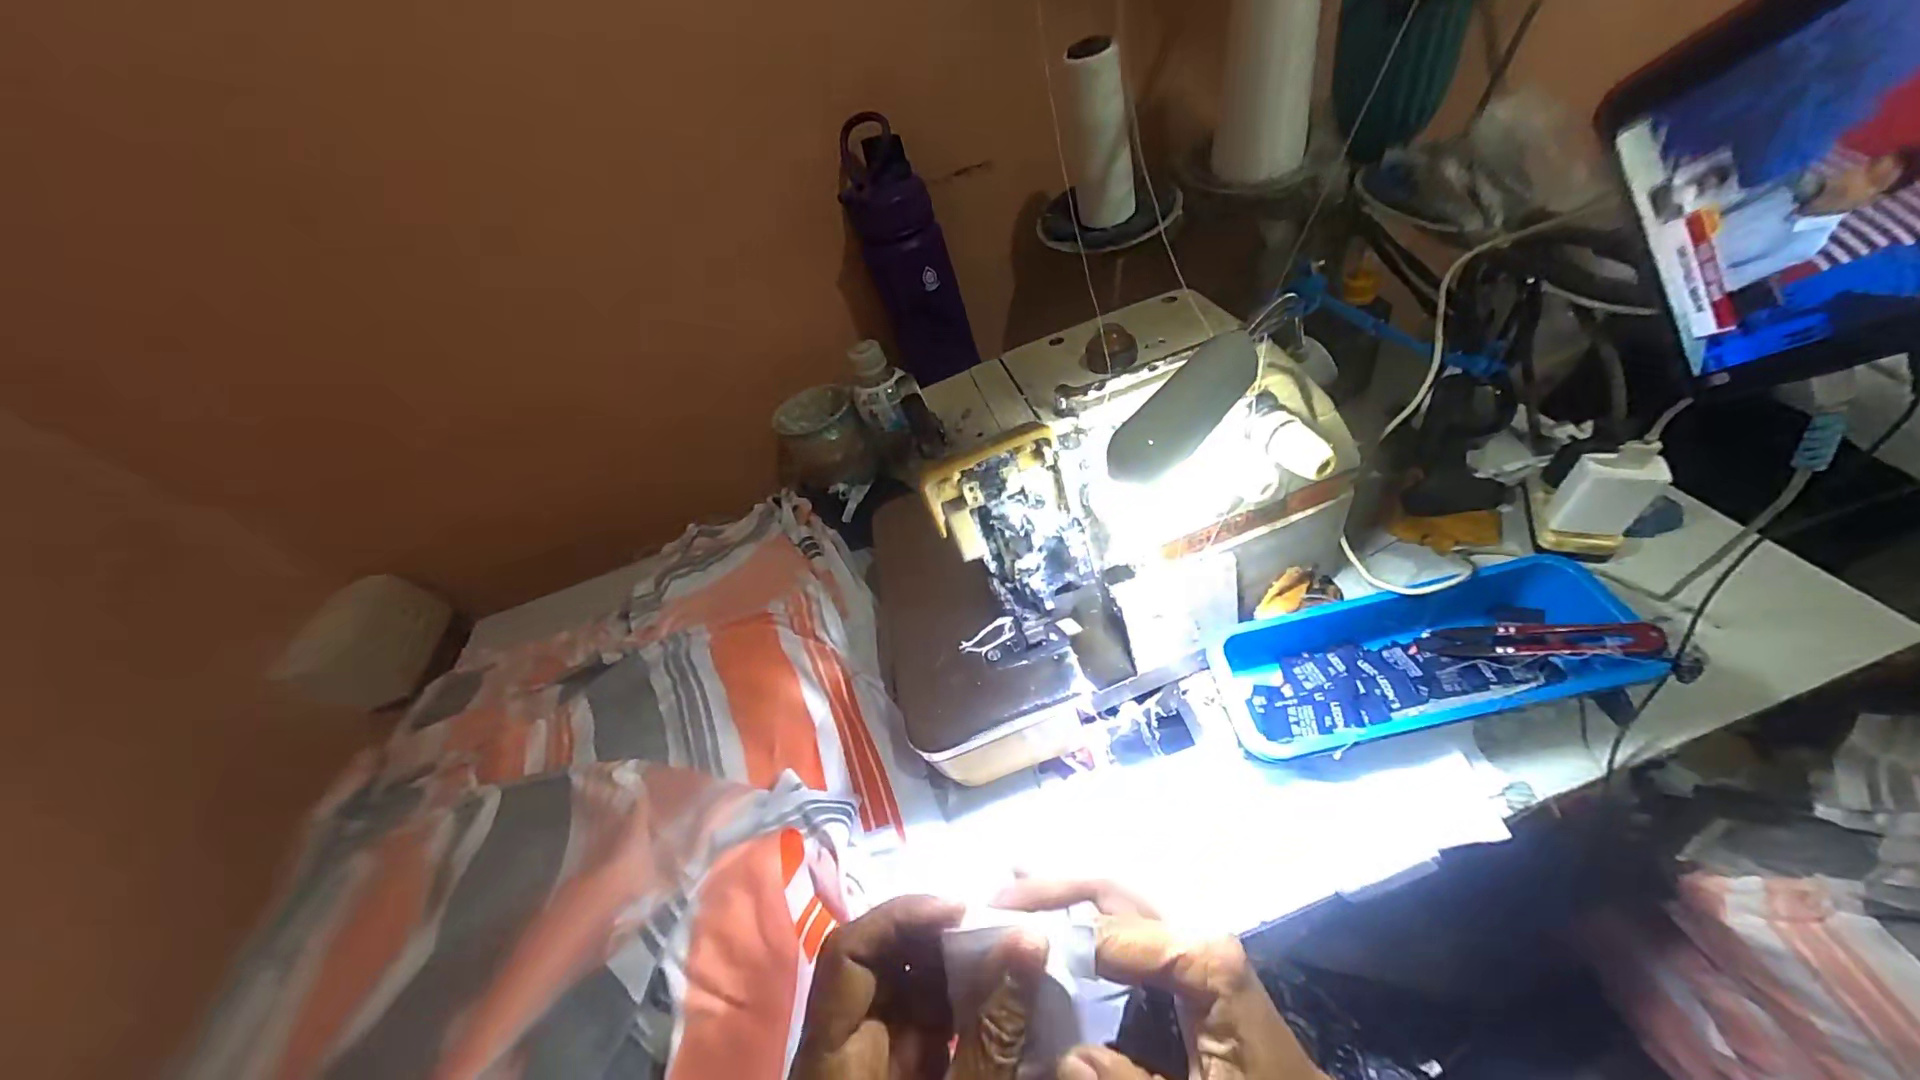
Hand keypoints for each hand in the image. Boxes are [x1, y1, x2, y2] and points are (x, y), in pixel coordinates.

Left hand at [791, 895, 1048, 1079]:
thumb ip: (995, 1029)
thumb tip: (1029, 939)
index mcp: (834, 1058)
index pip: (848, 953)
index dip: (901, 917)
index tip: (962, 911)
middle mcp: (842, 1043)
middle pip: (878, 958)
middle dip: (935, 934)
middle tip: (994, 928)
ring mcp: (867, 1056)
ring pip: (902, 980)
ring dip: (952, 962)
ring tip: (1004, 952)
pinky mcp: (893, 1068)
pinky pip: (920, 1011)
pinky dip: (957, 996)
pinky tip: (997, 993)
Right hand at [990, 880, 1324, 1079]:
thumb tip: (1061, 1058)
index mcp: (1205, 961)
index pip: (1115, 931)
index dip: (1058, 931)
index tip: (1006, 936)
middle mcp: (1198, 937)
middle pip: (1115, 894)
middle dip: (1054, 889)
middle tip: (1000, 897)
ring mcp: (1196, 949)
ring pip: (1120, 904)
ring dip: (1066, 895)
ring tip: (1015, 888)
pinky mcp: (1193, 971)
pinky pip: (1133, 932)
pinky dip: (1089, 919)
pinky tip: (1060, 922)